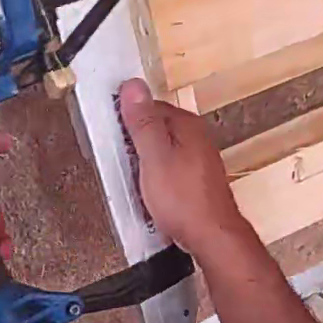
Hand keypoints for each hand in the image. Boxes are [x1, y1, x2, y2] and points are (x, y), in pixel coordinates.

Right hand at [117, 79, 249, 255]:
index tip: (111, 135)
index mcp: (186, 125)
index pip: (149, 106)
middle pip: (155, 129)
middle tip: (119, 162)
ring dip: (143, 163)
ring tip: (132, 180)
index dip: (127, 120)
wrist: (211, 237)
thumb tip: (132, 86)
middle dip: (134, 143)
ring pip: (161, 151)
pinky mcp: (194, 180)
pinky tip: (148, 192)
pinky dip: (154, 178)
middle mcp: (195, 138)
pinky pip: (167, 170)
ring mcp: (197, 160)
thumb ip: (142, 122)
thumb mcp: (153, 157)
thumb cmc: (183, 200)